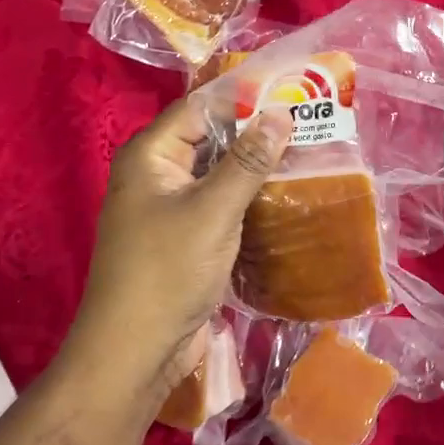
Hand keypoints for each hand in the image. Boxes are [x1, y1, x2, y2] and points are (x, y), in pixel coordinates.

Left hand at [71, 96, 290, 393]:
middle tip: (308, 122)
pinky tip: (287, 196)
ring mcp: (169, 208)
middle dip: (255, 133)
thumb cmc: (167, 272)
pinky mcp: (185, 238)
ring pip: (217, 174)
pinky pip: (219, 205)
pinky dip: (248, 199)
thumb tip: (280, 112)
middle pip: (210, 139)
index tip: (292, 91)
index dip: (243, 98)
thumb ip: (247, 161)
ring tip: (308, 152)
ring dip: (255, 168)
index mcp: (149, 155)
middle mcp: (156, 174)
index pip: (200, 108)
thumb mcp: (212, 211)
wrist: (135, 353)